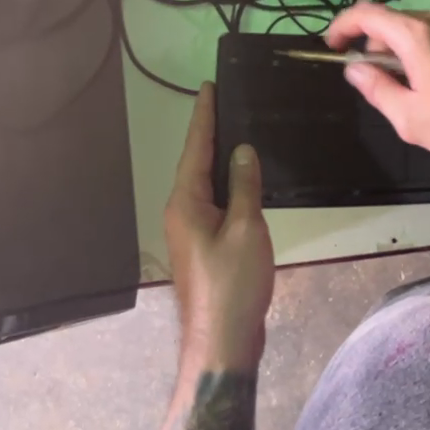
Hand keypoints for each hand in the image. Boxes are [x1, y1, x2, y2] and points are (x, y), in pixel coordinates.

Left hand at [164, 84, 273, 370]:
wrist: (222, 341)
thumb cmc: (233, 283)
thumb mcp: (247, 228)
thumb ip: (245, 185)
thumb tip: (243, 151)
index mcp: (186, 202)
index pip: (196, 148)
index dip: (204, 117)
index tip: (209, 87)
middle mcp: (182, 212)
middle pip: (197, 164)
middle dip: (211, 133)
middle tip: (230, 103)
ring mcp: (191, 232)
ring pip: (206, 185)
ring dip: (221, 160)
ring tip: (240, 132)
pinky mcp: (204, 247)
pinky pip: (216, 204)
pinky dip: (229, 185)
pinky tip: (245, 181)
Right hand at [326, 2, 429, 165]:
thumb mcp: (409, 118)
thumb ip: (376, 88)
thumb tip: (355, 68)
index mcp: (417, 35)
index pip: (367, 13)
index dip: (342, 26)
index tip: (332, 46)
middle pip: (392, 21)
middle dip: (374, 46)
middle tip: (376, 82)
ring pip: (417, 28)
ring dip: (401, 50)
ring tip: (410, 88)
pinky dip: (424, 50)